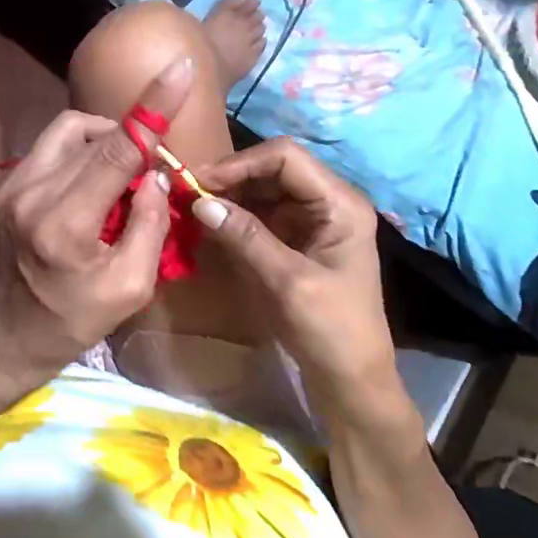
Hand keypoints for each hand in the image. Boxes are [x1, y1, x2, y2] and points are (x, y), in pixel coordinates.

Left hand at [0, 55, 194, 375]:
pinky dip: (80, 152)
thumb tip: (154, 173)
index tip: (178, 69)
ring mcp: (11, 185)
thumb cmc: (76, 317)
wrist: (10, 330)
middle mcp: (31, 194)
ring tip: (120, 172)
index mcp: (64, 225)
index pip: (115, 150)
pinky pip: (52, 146)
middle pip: (94, 137)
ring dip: (103, 139)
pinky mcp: (4, 183)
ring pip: (68, 130)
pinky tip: (90, 182)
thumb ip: (150, 225)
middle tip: (152, 168)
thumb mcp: (132, 286)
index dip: (151, 109)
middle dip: (132, 141)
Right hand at [191, 138, 392, 388]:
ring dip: (228, 194)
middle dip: (230, 177)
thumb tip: (199, 202)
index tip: (200, 182)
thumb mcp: (287, 282)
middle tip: (186, 192)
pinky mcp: (295, 238)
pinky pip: (259, 213)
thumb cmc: (330, 330)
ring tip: (191, 205)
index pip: (286, 158)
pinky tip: (208, 223)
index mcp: (340, 203)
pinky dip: (233, 215)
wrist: (350, 380)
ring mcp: (311, 220)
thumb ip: (245, 237)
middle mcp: (327, 201)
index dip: (240, 163)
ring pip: (262, 189)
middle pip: (272, 168)